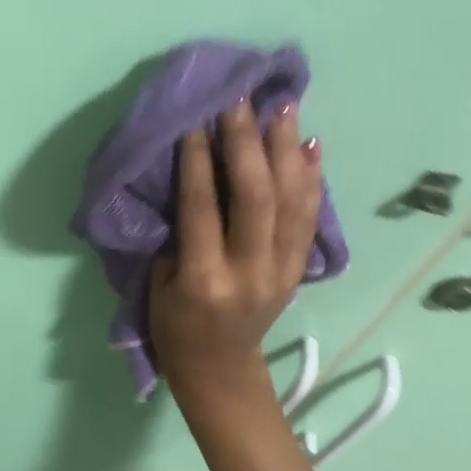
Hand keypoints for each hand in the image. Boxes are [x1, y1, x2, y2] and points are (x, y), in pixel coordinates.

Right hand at [149, 100, 321, 416]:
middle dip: (247, 144)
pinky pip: (310, 216)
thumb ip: (179, 238)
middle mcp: (249, 272)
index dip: (199, 162)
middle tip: (241, 102)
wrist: (219, 368)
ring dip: (287, 149)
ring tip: (283, 107)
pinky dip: (311, 177)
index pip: (203, 209)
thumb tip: (200, 182)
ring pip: (291, 200)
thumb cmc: (174, 329)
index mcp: (204, 280)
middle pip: (255, 197)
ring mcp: (281, 271)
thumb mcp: (159, 287)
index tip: (196, 122)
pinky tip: (309, 143)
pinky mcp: (299, 268)